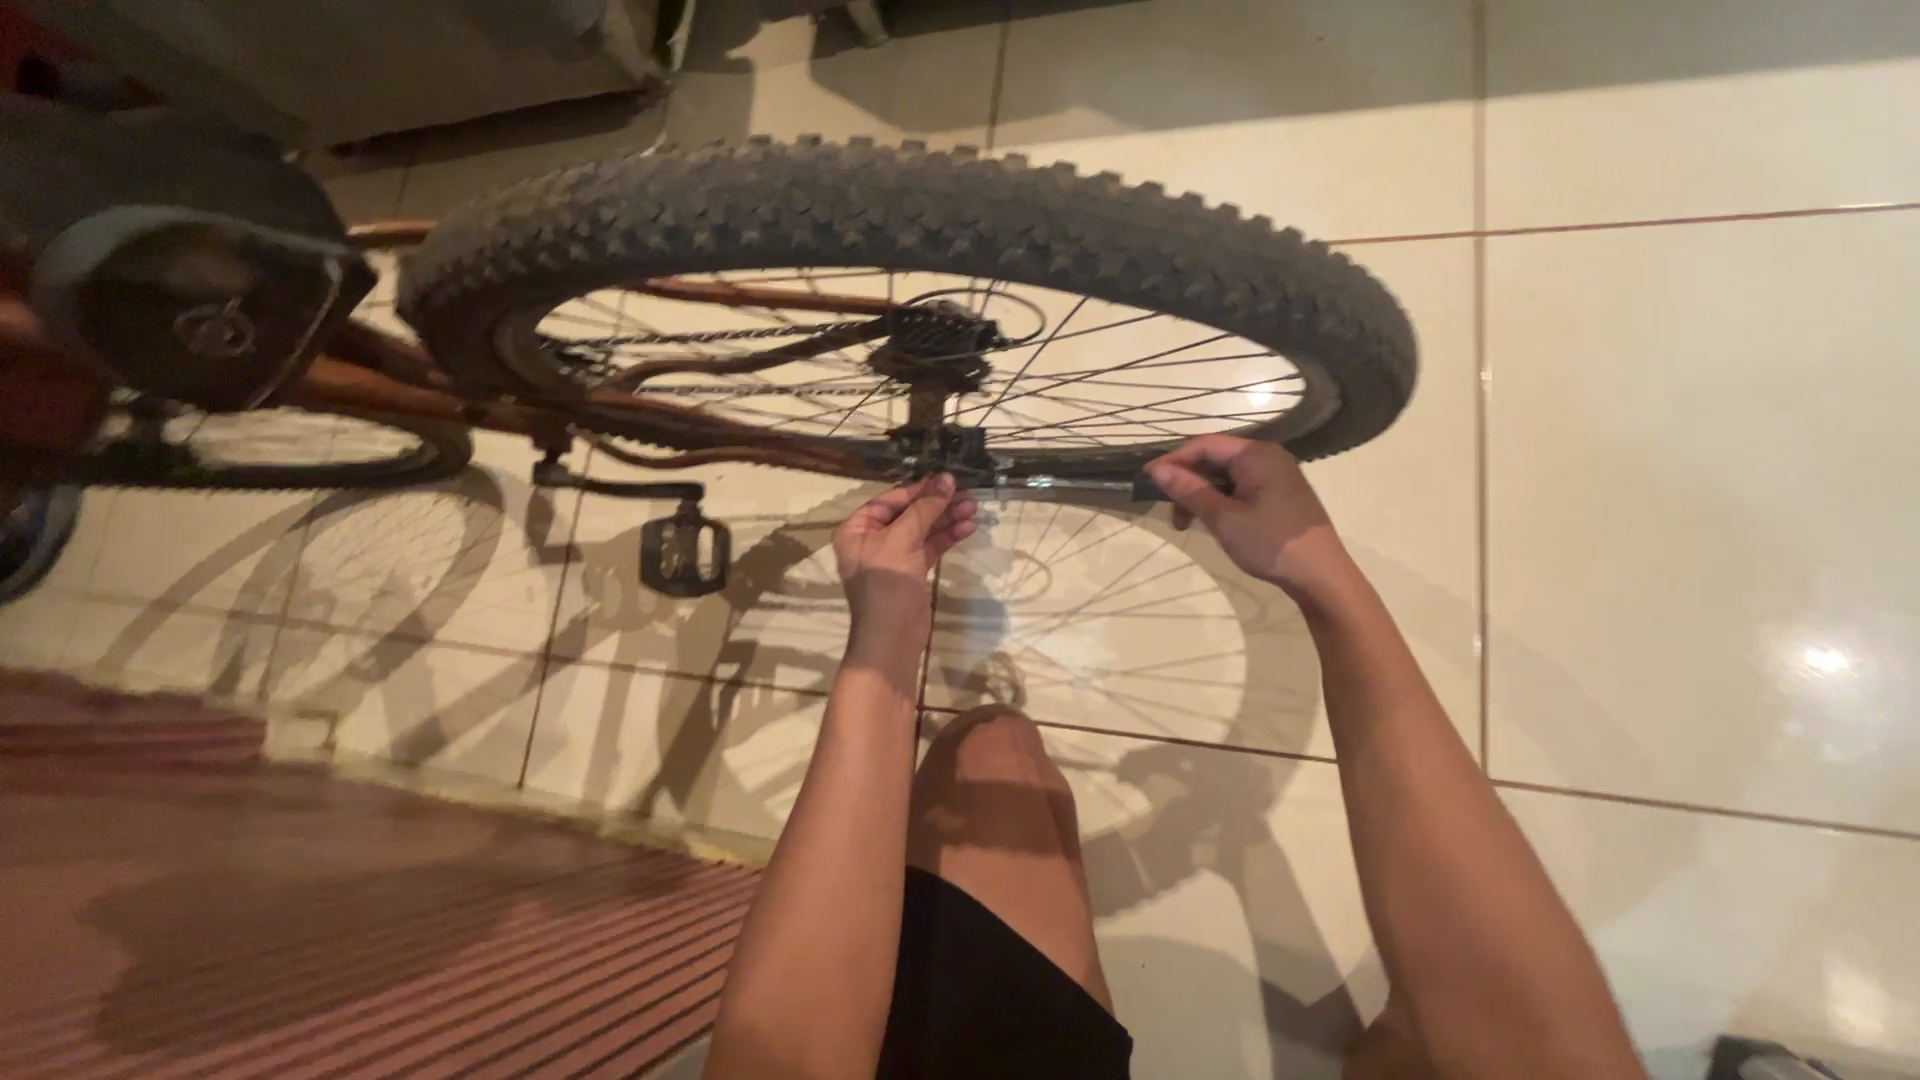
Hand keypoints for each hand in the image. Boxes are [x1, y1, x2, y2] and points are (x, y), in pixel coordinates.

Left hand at [833, 473, 977, 638]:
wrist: (892, 637)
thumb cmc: (887, 583)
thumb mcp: (903, 539)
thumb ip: (925, 508)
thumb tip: (947, 479)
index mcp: (857, 529)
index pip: (890, 500)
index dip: (919, 490)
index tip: (946, 481)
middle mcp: (872, 540)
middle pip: (909, 514)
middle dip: (938, 505)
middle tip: (967, 495)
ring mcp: (892, 557)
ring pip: (922, 531)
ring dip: (946, 520)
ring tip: (973, 509)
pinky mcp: (911, 572)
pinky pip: (929, 548)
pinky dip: (946, 538)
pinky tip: (967, 529)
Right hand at [1146, 434, 1351, 599]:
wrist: (1320, 575)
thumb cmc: (1270, 543)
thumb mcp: (1223, 518)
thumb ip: (1189, 490)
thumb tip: (1157, 470)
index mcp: (1257, 455)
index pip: (1205, 445)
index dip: (1173, 460)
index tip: (1147, 479)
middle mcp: (1268, 457)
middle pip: (1215, 459)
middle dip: (1186, 482)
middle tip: (1167, 510)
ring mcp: (1276, 477)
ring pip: (1226, 477)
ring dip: (1200, 496)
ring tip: (1185, 525)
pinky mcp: (1279, 495)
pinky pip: (1240, 489)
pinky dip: (1219, 502)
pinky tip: (1211, 523)